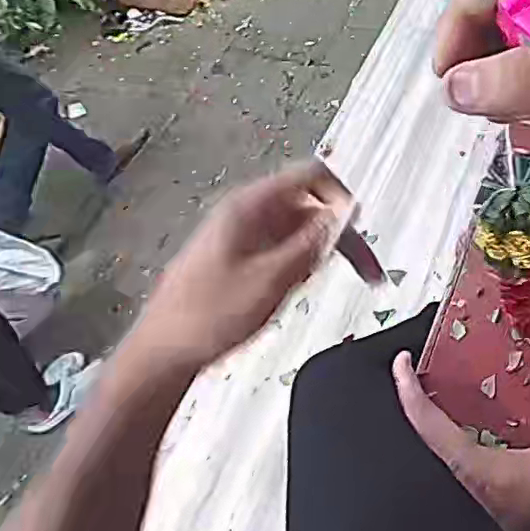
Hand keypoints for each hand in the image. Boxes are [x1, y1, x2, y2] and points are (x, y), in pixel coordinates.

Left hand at [118, 163, 359, 378]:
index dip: (341, 196)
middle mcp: (250, 214)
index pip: (311, 176)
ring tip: (325, 283)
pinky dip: (306, 264)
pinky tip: (300, 287)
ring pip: (305, 229)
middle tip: (368, 270)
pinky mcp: (247, 255)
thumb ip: (314, 240)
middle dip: (343, 235)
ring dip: (326, 252)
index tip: (358, 227)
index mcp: (250, 207)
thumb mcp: (272, 277)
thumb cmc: (204, 318)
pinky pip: (290, 247)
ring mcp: (248, 234)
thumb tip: (348, 211)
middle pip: (314, 206)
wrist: (161, 355)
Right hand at [433, 0, 529, 200]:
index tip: (449, 65)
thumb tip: (455, 84)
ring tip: (490, 112)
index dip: (468, 12)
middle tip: (460, 96)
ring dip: (482, 79)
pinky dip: (499, 99)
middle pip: (494, 14)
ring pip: (498, 51)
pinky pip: (512, 83)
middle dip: (471, 51)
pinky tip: (506, 119)